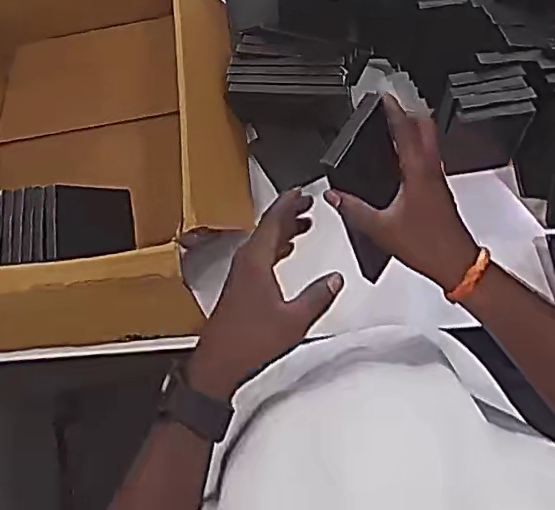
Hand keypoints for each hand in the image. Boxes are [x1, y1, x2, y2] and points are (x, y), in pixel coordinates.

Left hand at [188, 189, 342, 397]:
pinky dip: (275, 245)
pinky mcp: (240, 283)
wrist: (219, 364)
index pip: (273, 220)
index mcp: (255, 260)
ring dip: (282, 229)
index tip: (300, 191)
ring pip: (263, 239)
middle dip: (288, 212)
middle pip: (267, 226)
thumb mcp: (293, 321)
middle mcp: (245, 260)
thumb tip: (334, 279)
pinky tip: (285, 250)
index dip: (288, 203)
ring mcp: (241, 271)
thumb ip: (316, 296)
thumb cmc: (249, 342)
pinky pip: (259, 253)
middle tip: (306, 203)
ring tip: (302, 223)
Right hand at [326, 97, 482, 290]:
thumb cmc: (430, 247)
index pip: (405, 131)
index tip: (385, 97)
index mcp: (418, 173)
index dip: (394, 111)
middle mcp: (431, 172)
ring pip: (429, 142)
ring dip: (414, 128)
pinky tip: (404, 158)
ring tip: (397, 124)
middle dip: (410, 112)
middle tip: (395, 105)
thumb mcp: (381, 229)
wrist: (459, 266)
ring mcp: (438, 180)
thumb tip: (335, 196)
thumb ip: (354, 209)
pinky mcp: (440, 191)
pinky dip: (416, 148)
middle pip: (426, 130)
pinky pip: (429, 158)